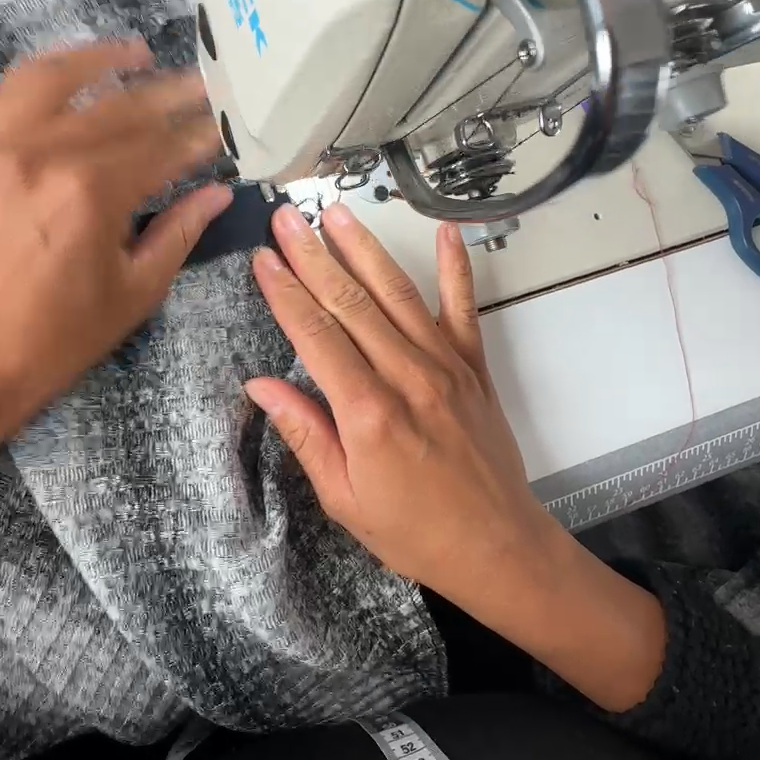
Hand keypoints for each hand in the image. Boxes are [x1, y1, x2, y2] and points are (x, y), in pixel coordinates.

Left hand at [0, 40, 230, 517]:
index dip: (200, 137)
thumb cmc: (62, 336)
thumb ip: (180, 231)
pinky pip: (10, 94)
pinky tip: (75, 70)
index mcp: (92, 194)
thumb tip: (219, 192)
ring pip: (59, 81)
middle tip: (206, 84)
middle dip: (170, 94)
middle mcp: (44, 155)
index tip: (227, 127)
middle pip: (121, 107)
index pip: (161, 148)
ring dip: (105, 60)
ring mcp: (0, 148)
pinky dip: (47, 73)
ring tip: (141, 52)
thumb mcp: (136, 290)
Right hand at [243, 202, 558, 606]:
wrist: (498, 547)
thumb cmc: (414, 532)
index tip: (263, 258)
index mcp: (367, 411)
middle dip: (313, 255)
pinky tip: (446, 231)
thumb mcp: (344, 497)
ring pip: (397, 293)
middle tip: (287, 216)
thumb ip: (305, 434)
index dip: (285, 292)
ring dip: (364, 248)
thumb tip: (261, 386)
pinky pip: (463, 307)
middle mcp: (406, 376)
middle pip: (350, 302)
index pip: (315, 335)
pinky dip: (456, 267)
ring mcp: (445, 365)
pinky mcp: (474, 367)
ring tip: (337, 212)